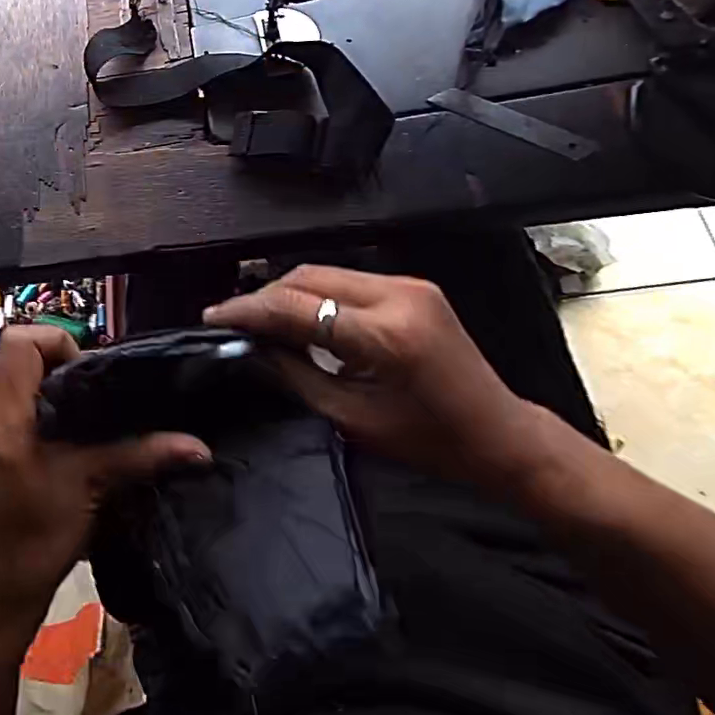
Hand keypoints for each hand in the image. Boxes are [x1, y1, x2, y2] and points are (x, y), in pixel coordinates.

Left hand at [0, 325, 210, 628]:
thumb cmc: (39, 541)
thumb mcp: (91, 489)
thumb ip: (140, 456)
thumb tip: (198, 447)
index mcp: (2, 421)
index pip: (20, 343)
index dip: (58, 344)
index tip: (86, 372)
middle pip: (13, 353)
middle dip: (54, 361)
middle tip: (87, 390)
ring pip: (6, 373)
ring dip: (41, 380)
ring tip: (74, 408)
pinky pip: (0, 394)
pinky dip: (29, 398)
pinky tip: (55, 426)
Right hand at [202, 264, 557, 490]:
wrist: (501, 435)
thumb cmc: (429, 441)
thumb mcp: (351, 418)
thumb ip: (294, 375)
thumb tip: (250, 348)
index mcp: (386, 335)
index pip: (297, 306)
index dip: (248, 310)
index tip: (214, 318)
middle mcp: (399, 295)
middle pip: (308, 277)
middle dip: (263, 297)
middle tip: (232, 322)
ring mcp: (409, 285)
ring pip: (324, 273)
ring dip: (286, 293)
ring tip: (257, 320)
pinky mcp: (412, 286)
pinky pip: (346, 280)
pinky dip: (313, 295)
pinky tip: (296, 316)